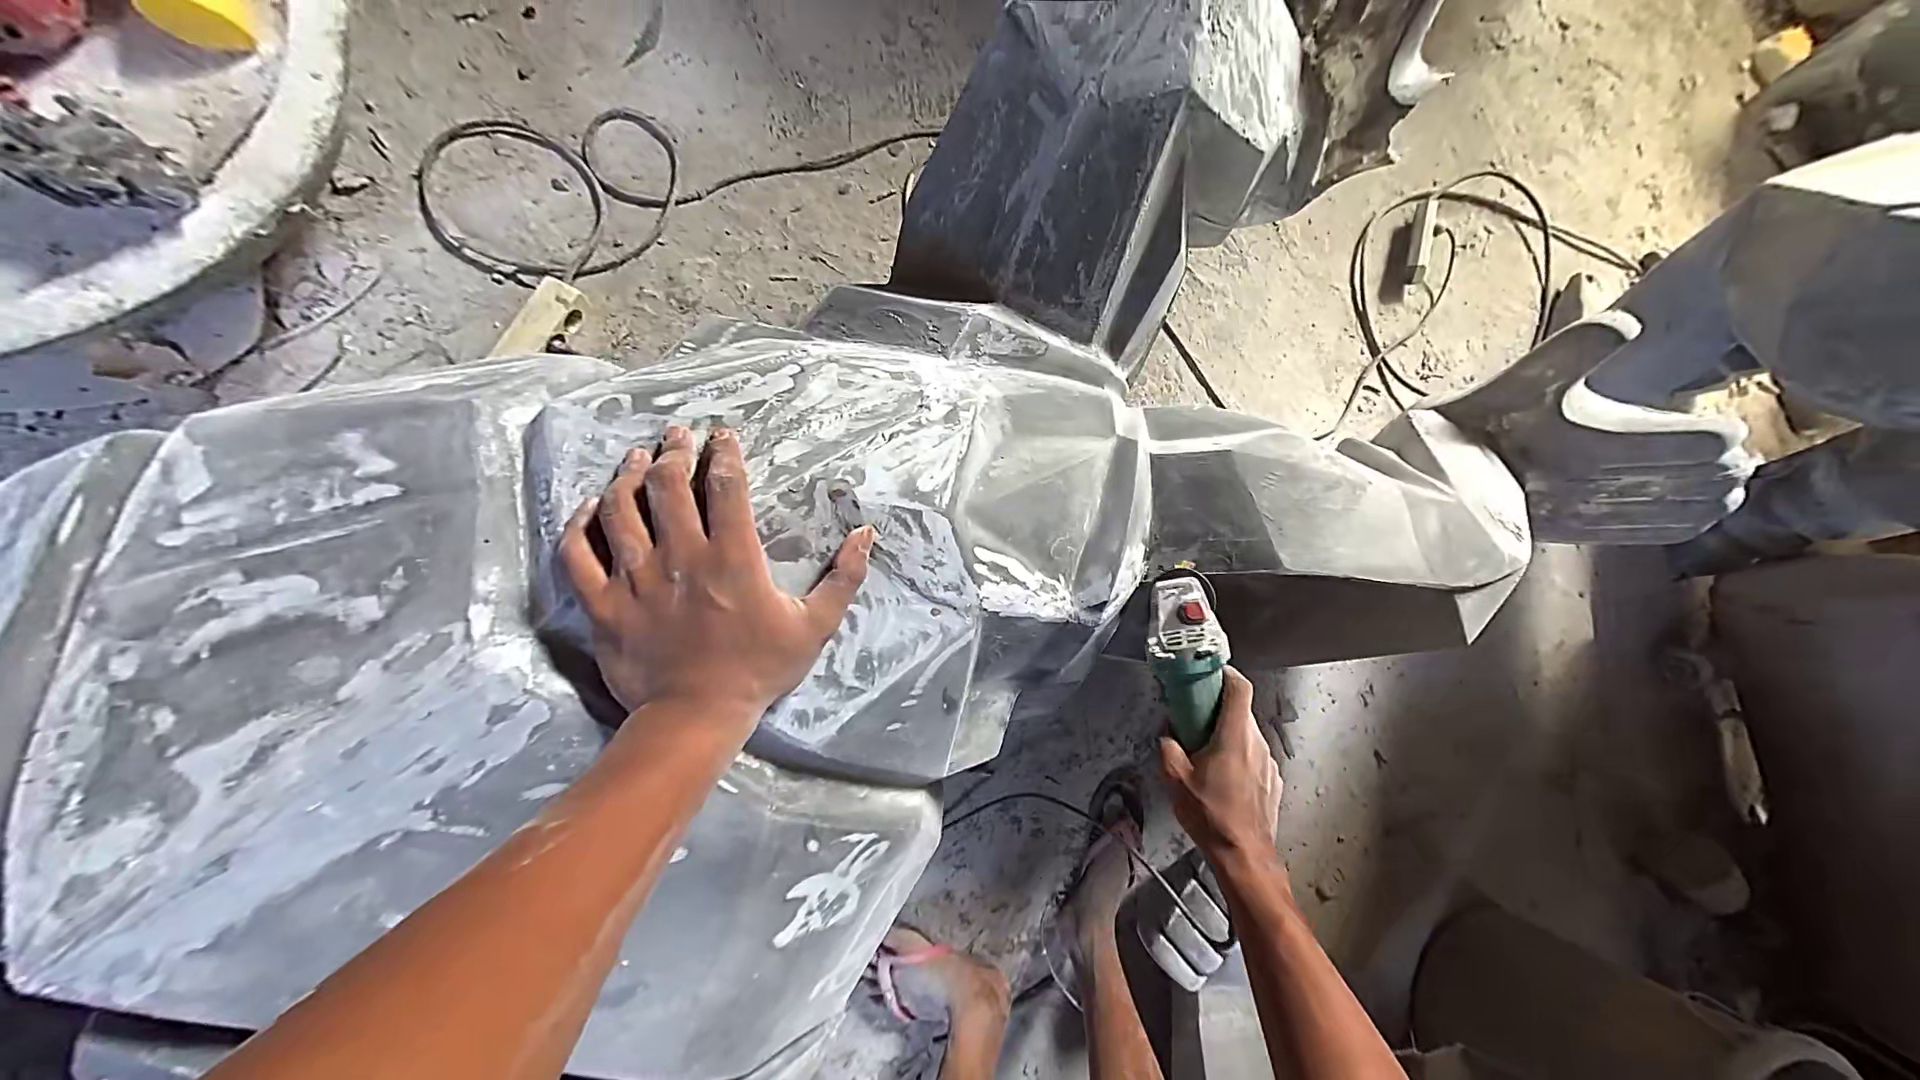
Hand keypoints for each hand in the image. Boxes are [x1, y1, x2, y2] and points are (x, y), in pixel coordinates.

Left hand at [559, 426, 873, 724]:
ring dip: (628, 475)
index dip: (725, 454)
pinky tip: (591, 507)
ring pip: (621, 509)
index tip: (724, 437)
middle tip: (677, 435)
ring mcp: (635, 579)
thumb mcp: (815, 625)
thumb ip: (843, 577)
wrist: (696, 717)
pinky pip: (579, 554)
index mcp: (732, 557)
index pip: (726, 486)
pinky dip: (581, 525)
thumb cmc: (759, 670)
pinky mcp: (604, 604)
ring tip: (636, 458)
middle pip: (668, 485)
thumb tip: (866, 534)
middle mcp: (680, 556)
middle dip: (674, 451)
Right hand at [1158, 668, 1281, 864]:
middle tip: (1195, 715)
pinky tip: (1220, 775)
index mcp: (1234, 738)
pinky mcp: (1272, 780)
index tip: (1211, 672)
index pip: (1240, 688)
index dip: (1226, 674)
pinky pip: (1254, 755)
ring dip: (1227, 733)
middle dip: (1217, 708)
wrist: (1244, 855)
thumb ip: (1168, 748)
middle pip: (1241, 710)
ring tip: (1205, 750)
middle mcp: (1256, 745)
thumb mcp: (1175, 779)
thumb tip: (1167, 736)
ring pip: (1247, 733)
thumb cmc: (1213, 819)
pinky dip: (1238, 754)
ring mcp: (1268, 763)